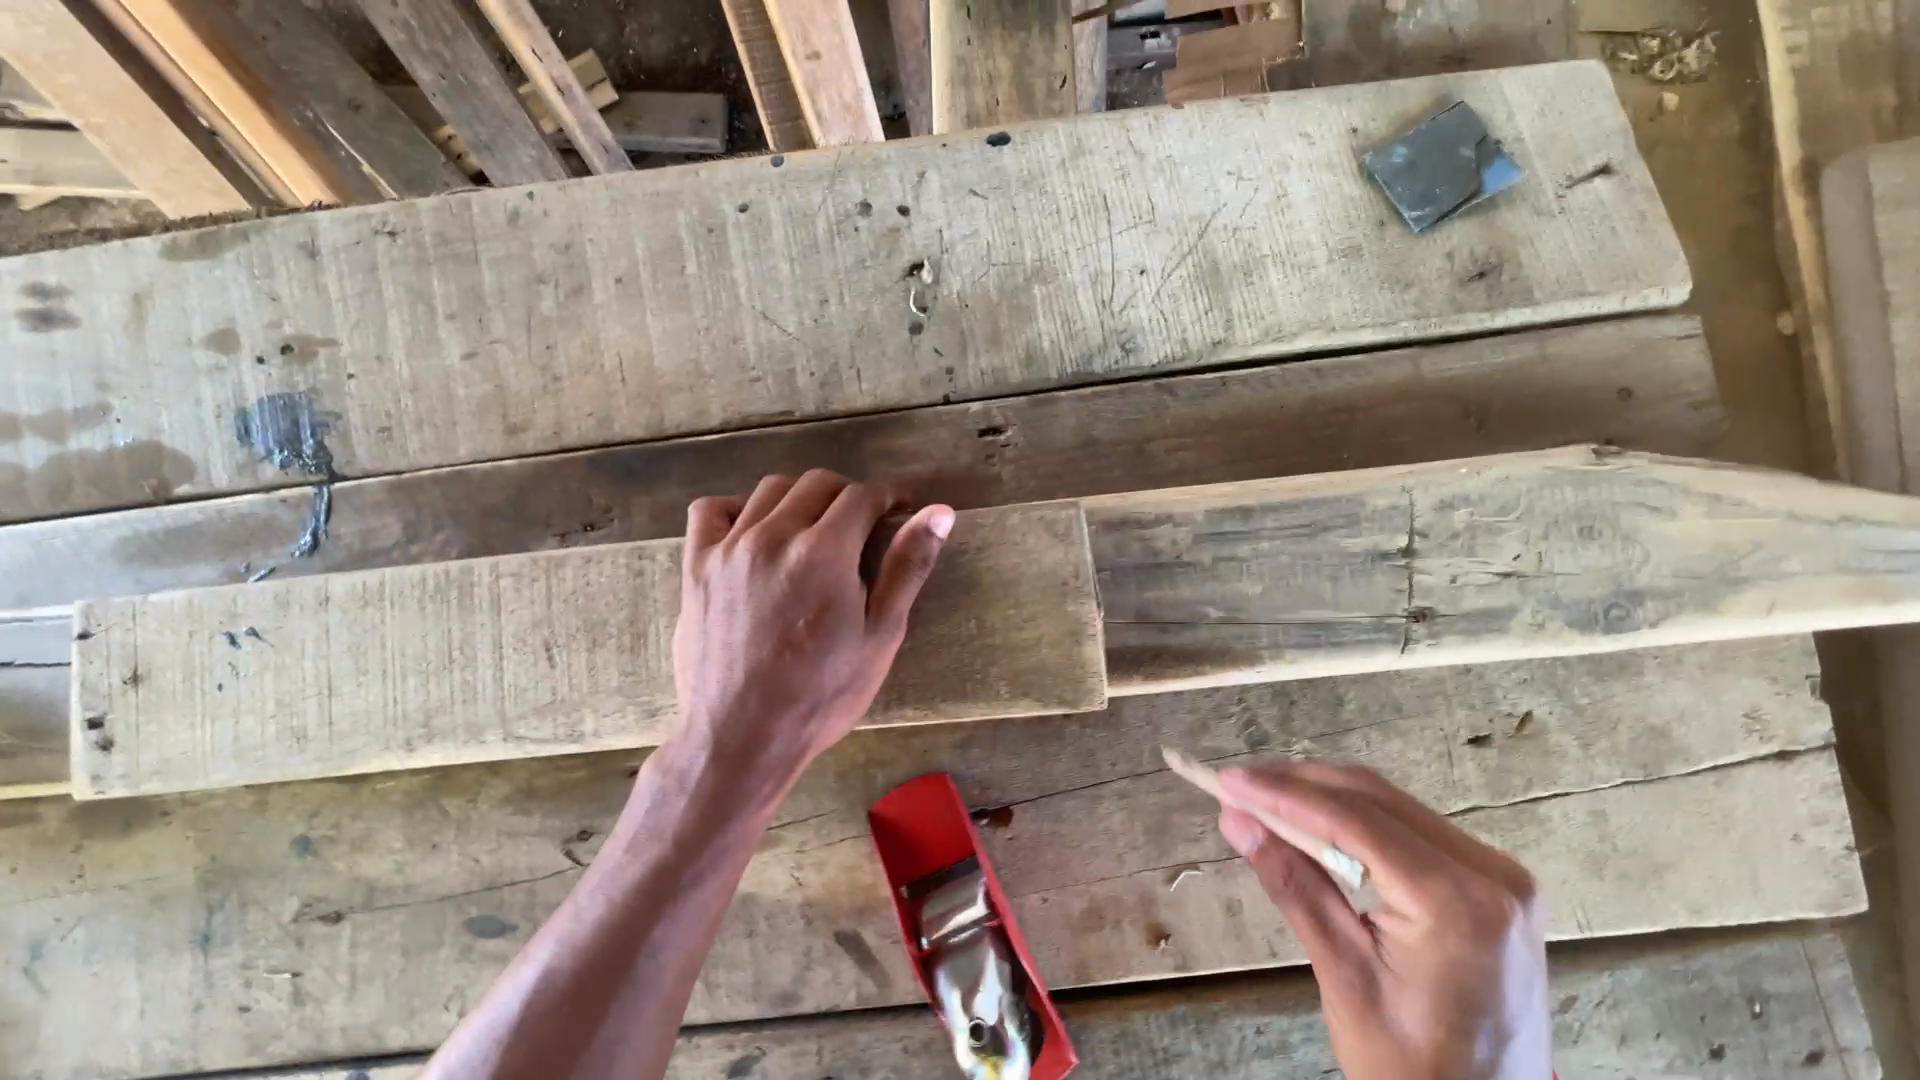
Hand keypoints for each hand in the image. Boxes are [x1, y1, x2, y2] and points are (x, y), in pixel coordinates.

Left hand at [671, 470, 953, 789]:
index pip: (861, 495)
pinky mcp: (695, 566)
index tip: (898, 509)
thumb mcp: (880, 636)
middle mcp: (773, 536)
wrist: (741, 737)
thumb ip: (907, 567)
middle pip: (817, 483)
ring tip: (813, 529)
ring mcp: (728, 548)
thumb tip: (940, 513)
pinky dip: (738, 508)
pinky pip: (710, 510)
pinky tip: (754, 532)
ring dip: (800, 497)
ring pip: (769, 490)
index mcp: (824, 551)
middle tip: (861, 526)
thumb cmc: (821, 695)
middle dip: (847, 495)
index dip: (887, 497)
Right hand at [1215, 761, 1549, 1079]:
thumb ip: (1293, 886)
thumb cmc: (1410, 1066)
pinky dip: (1356, 818)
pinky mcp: (1493, 880)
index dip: (1283, 794)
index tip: (1227, 781)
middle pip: (1376, 799)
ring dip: (1324, 796)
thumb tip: (1236, 819)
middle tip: (1237, 786)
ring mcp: (1499, 873)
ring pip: (1392, 805)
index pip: (1355, 821)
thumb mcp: (1343, 977)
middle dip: (1299, 785)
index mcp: (1457, 903)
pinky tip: (1313, 823)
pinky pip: (1411, 827)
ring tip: (1262, 797)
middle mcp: (1491, 873)